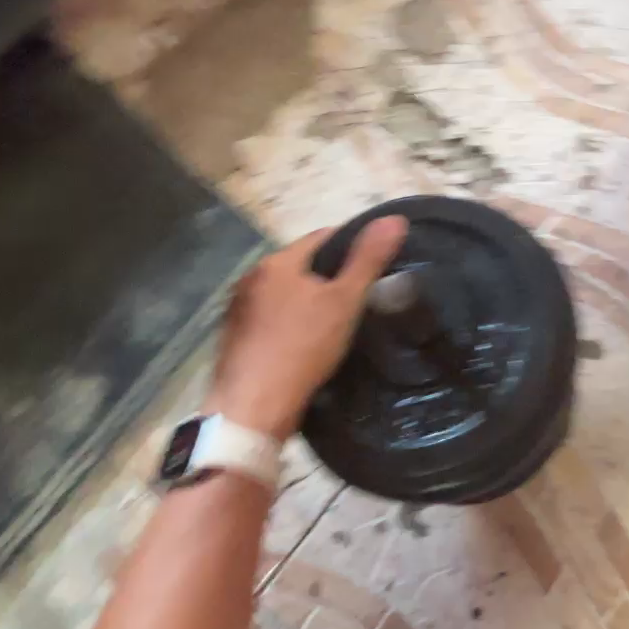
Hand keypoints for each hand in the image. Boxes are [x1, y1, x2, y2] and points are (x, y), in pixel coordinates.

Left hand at [207, 216, 408, 437]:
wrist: (252, 410)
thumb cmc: (302, 348)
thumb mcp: (345, 301)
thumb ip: (368, 259)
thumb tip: (394, 219)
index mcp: (277, 262)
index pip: (322, 237)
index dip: (352, 246)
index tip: (374, 264)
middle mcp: (251, 278)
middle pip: (302, 265)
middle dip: (330, 276)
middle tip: (361, 297)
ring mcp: (238, 310)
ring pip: (286, 293)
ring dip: (308, 300)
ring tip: (337, 322)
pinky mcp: (234, 340)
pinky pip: (271, 319)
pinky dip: (291, 323)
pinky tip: (307, 344)